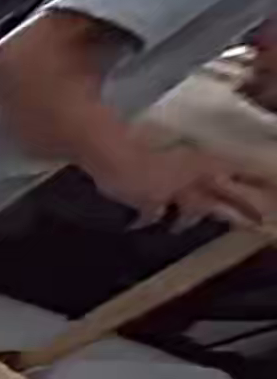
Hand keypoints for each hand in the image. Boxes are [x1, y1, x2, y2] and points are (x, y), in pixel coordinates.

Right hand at [85, 137, 276, 230]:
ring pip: (194, 211)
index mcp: (212, 162)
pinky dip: (144, 222)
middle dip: (243, 210)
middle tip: (255, 223)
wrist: (116, 156)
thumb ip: (191, 167)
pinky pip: (152, 217)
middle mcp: (202, 177)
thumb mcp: (180, 155)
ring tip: (178, 229)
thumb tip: (201, 176)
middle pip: (230, 197)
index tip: (271, 192)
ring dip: (185, 223)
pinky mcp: (151, 202)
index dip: (261, 183)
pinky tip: (135, 226)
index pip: (247, 173)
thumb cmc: (146, 149)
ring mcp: (176, 191)